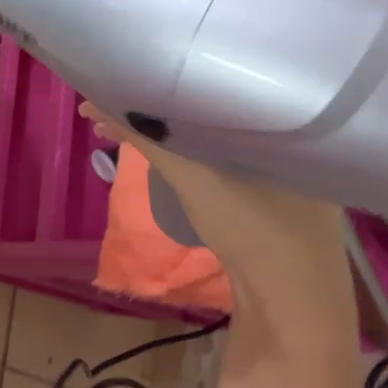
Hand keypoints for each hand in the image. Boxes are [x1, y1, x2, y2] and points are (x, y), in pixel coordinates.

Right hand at [81, 101, 348, 299]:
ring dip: (165, 131)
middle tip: (110, 106)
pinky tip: (161, 155)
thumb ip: (144, 135)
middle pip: (208, 107)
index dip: (163, 79)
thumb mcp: (190, 176)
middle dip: (157, 106)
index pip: (213, 82)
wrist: (292, 308)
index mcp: (282, 121)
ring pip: (209, 134)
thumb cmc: (251, 230)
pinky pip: (218, 156)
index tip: (124, 79)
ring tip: (120, 131)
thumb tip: (95, 103)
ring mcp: (284, 170)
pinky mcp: (273, 195)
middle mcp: (288, 139)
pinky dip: (184, 152)